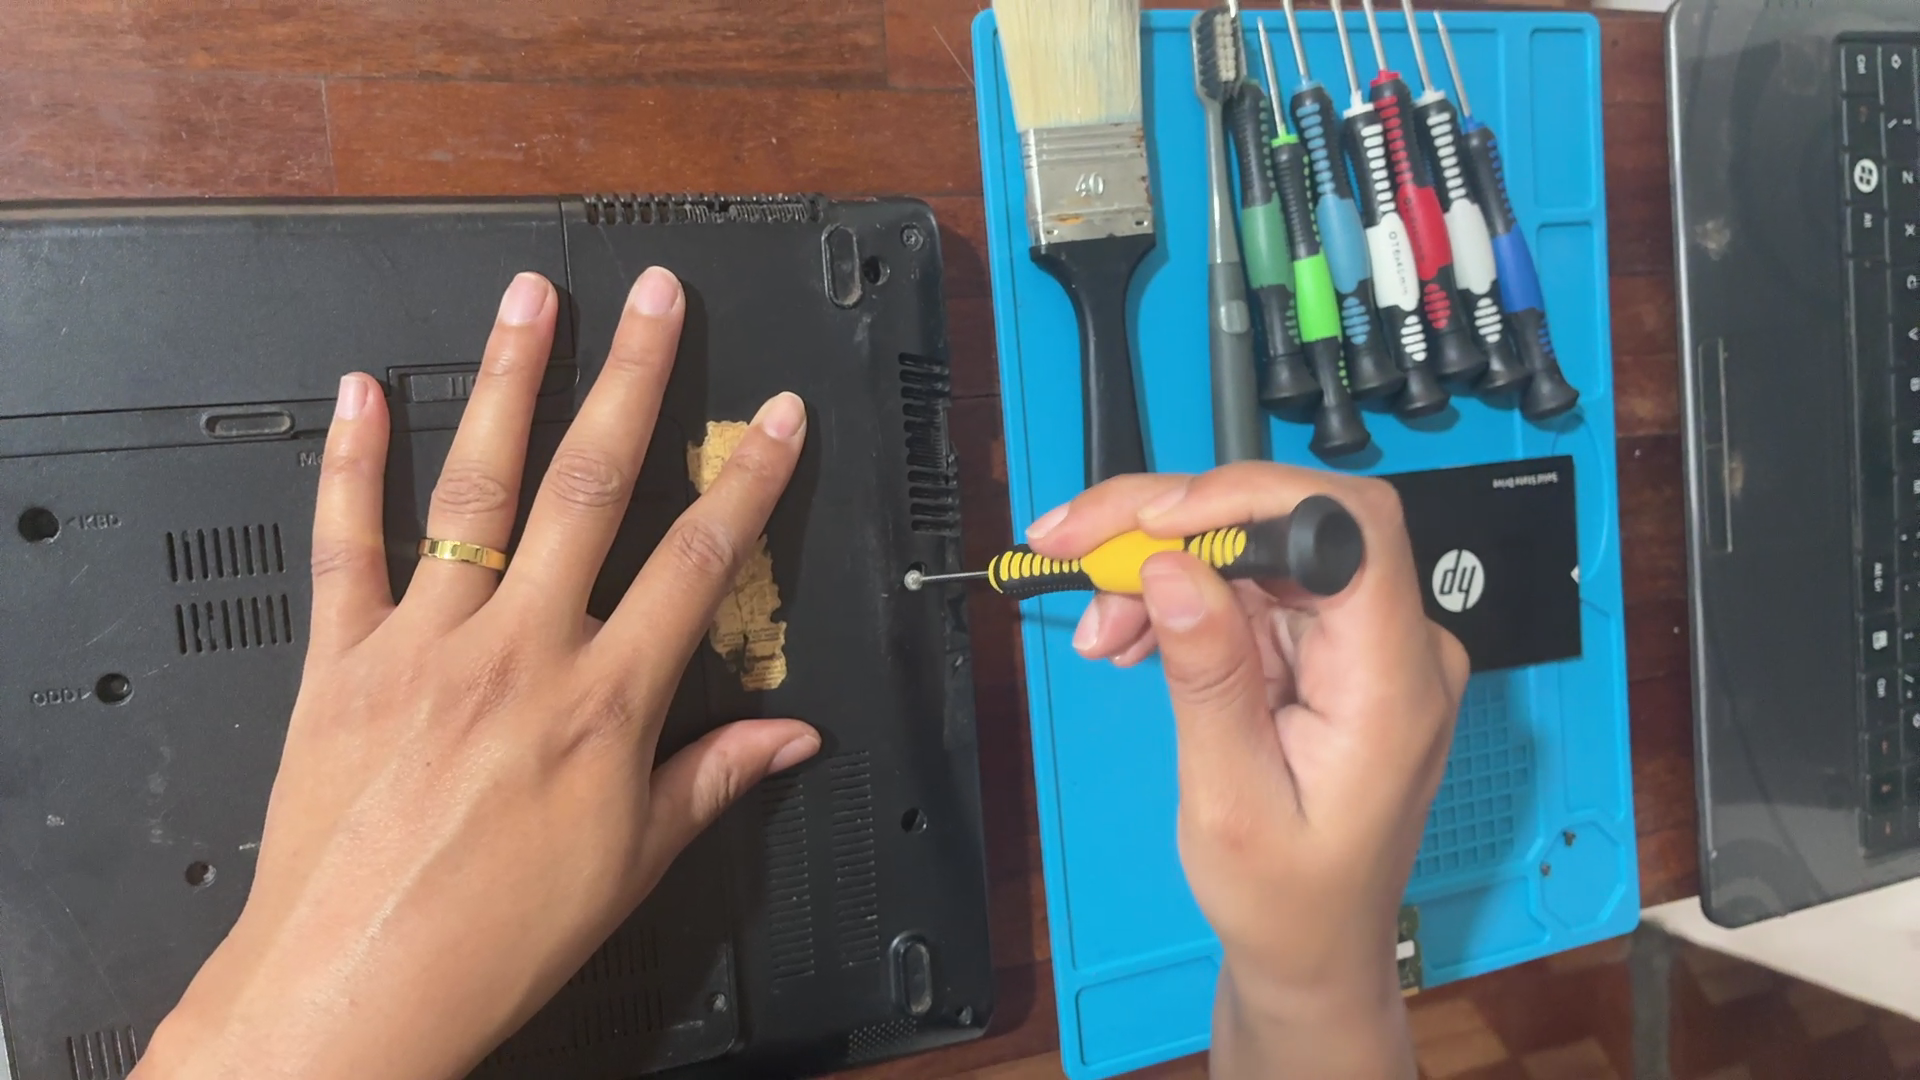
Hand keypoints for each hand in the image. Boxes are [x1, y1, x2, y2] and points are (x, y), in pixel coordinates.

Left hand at [133, 268, 820, 1079]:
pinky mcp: (343, 661)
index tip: (777, 417)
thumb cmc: (508, 930)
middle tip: (657, 302)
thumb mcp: (640, 856)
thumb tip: (801, 737)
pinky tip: (362, 393)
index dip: (750, 479)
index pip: (700, 560)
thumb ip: (722, 774)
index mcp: (607, 699)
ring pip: (475, 488)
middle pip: (591, 487)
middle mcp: (522, 648)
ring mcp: (426, 643)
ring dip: (509, 383)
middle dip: (634, 381)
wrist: (345, 1001)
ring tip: (533, 301)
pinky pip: (346, 546)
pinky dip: (352, 464)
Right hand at [1025, 464, 1466, 1079]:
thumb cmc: (1282, 896)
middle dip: (1164, 525)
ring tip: (1098, 629)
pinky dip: (1170, 599)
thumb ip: (1208, 678)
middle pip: (1280, 524)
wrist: (1309, 943)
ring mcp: (1347, 638)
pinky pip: (1235, 589)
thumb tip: (1170, 569)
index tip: (1146, 521)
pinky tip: (1126, 636)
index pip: (1348, 528)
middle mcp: (1384, 638)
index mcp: (1390, 679)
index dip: (1246, 496)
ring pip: (1243, 550)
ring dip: (1154, 569)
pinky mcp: (1312, 645)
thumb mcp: (1229, 799)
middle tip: (1071, 544)